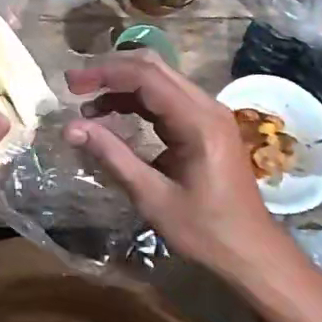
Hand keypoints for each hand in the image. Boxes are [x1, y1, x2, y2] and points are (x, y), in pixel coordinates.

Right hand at [64, 52, 281, 265]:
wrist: (252, 253)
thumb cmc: (204, 230)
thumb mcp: (152, 197)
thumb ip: (112, 156)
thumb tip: (70, 128)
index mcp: (197, 122)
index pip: (145, 77)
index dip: (104, 74)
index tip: (71, 85)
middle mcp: (206, 107)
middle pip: (153, 67)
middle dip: (110, 71)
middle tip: (75, 86)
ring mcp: (208, 114)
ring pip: (158, 79)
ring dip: (121, 85)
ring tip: (87, 106)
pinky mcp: (204, 124)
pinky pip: (165, 97)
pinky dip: (135, 100)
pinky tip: (111, 116)